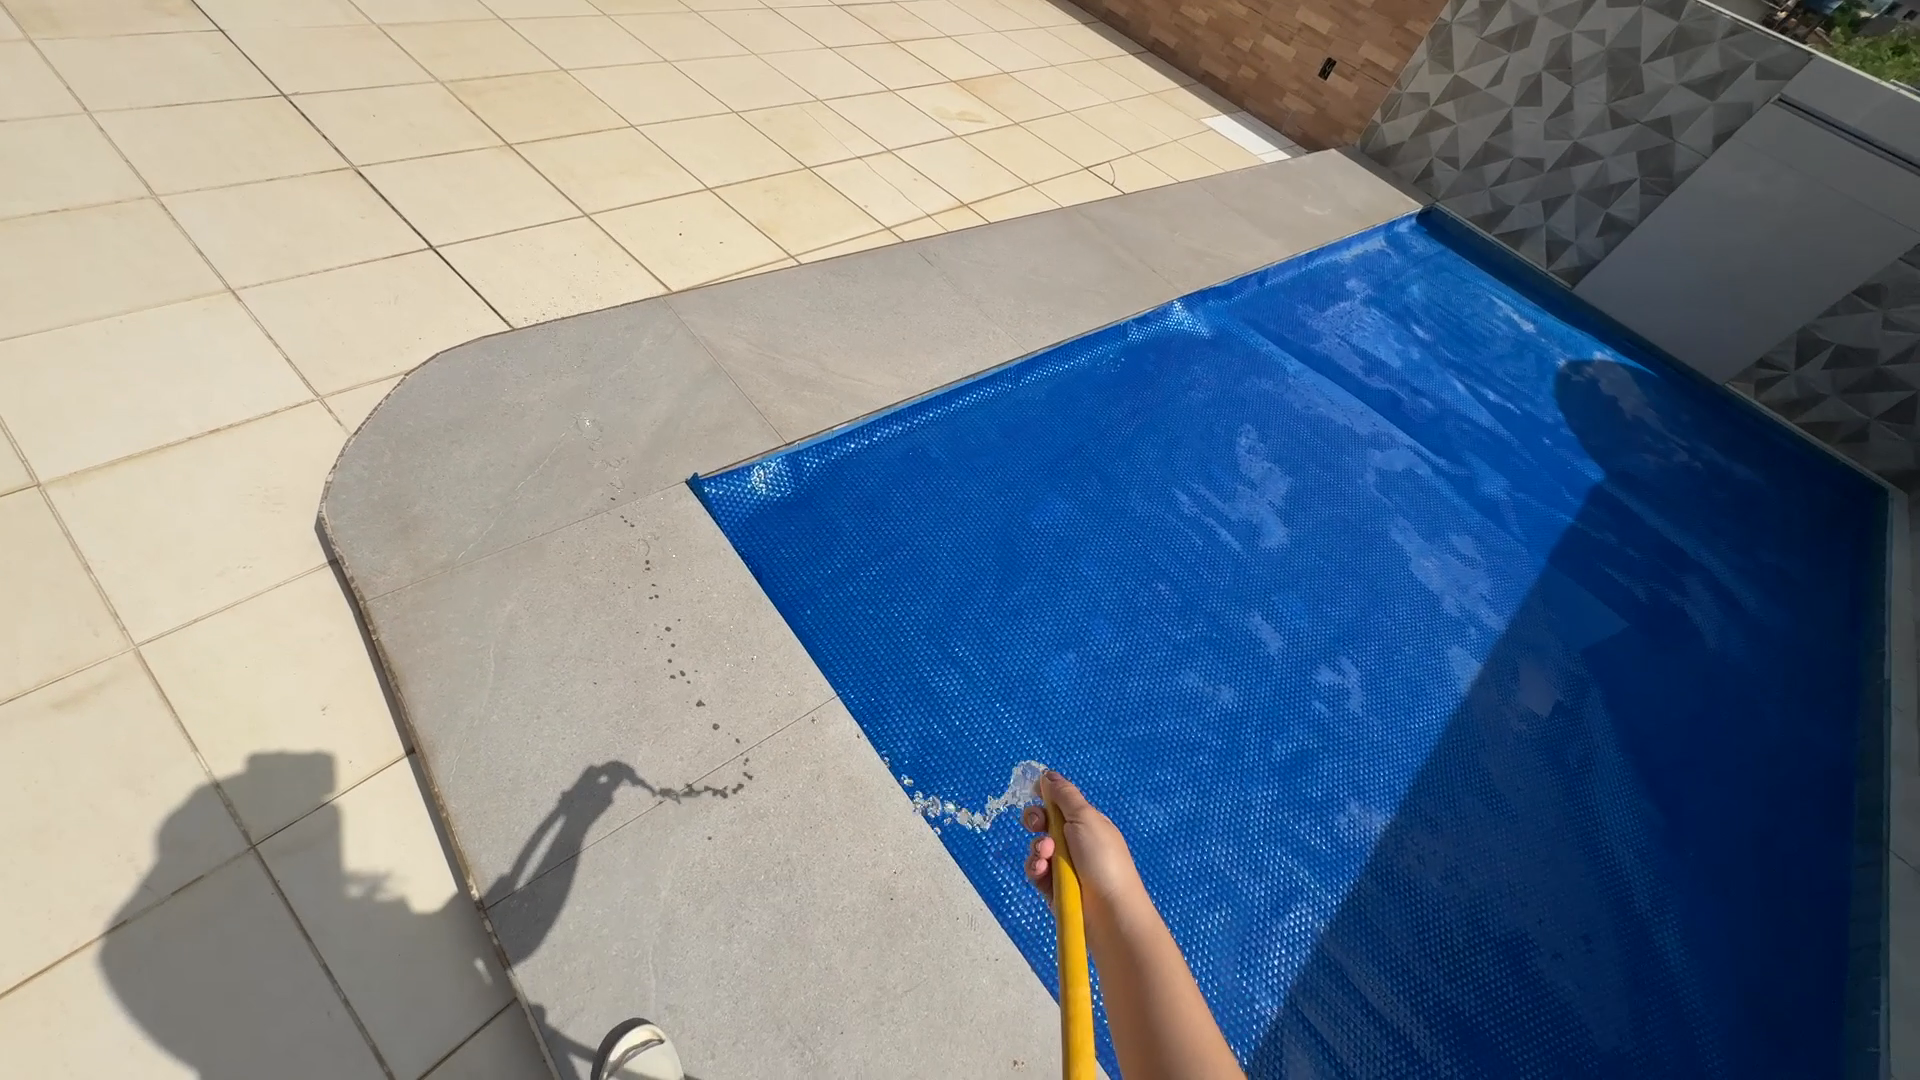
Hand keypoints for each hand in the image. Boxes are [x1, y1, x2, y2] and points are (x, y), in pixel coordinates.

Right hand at [1022, 771, 1144, 912]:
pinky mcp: (1054, 888)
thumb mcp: (1086, 818)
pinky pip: (1036, 871)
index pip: (1061, 802)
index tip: (1034, 793)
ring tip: (1047, 857)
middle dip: (1037, 821)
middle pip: (1045, 822)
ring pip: (1037, 847)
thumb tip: (1047, 775)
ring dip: (1038, 848)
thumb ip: (1064, 795)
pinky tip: (1043, 872)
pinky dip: (1036, 869)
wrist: (1110, 912)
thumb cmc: (1102, 858)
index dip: (1045, 797)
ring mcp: (1064, 865)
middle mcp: (1075, 841)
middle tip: (1038, 825)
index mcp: (1086, 822)